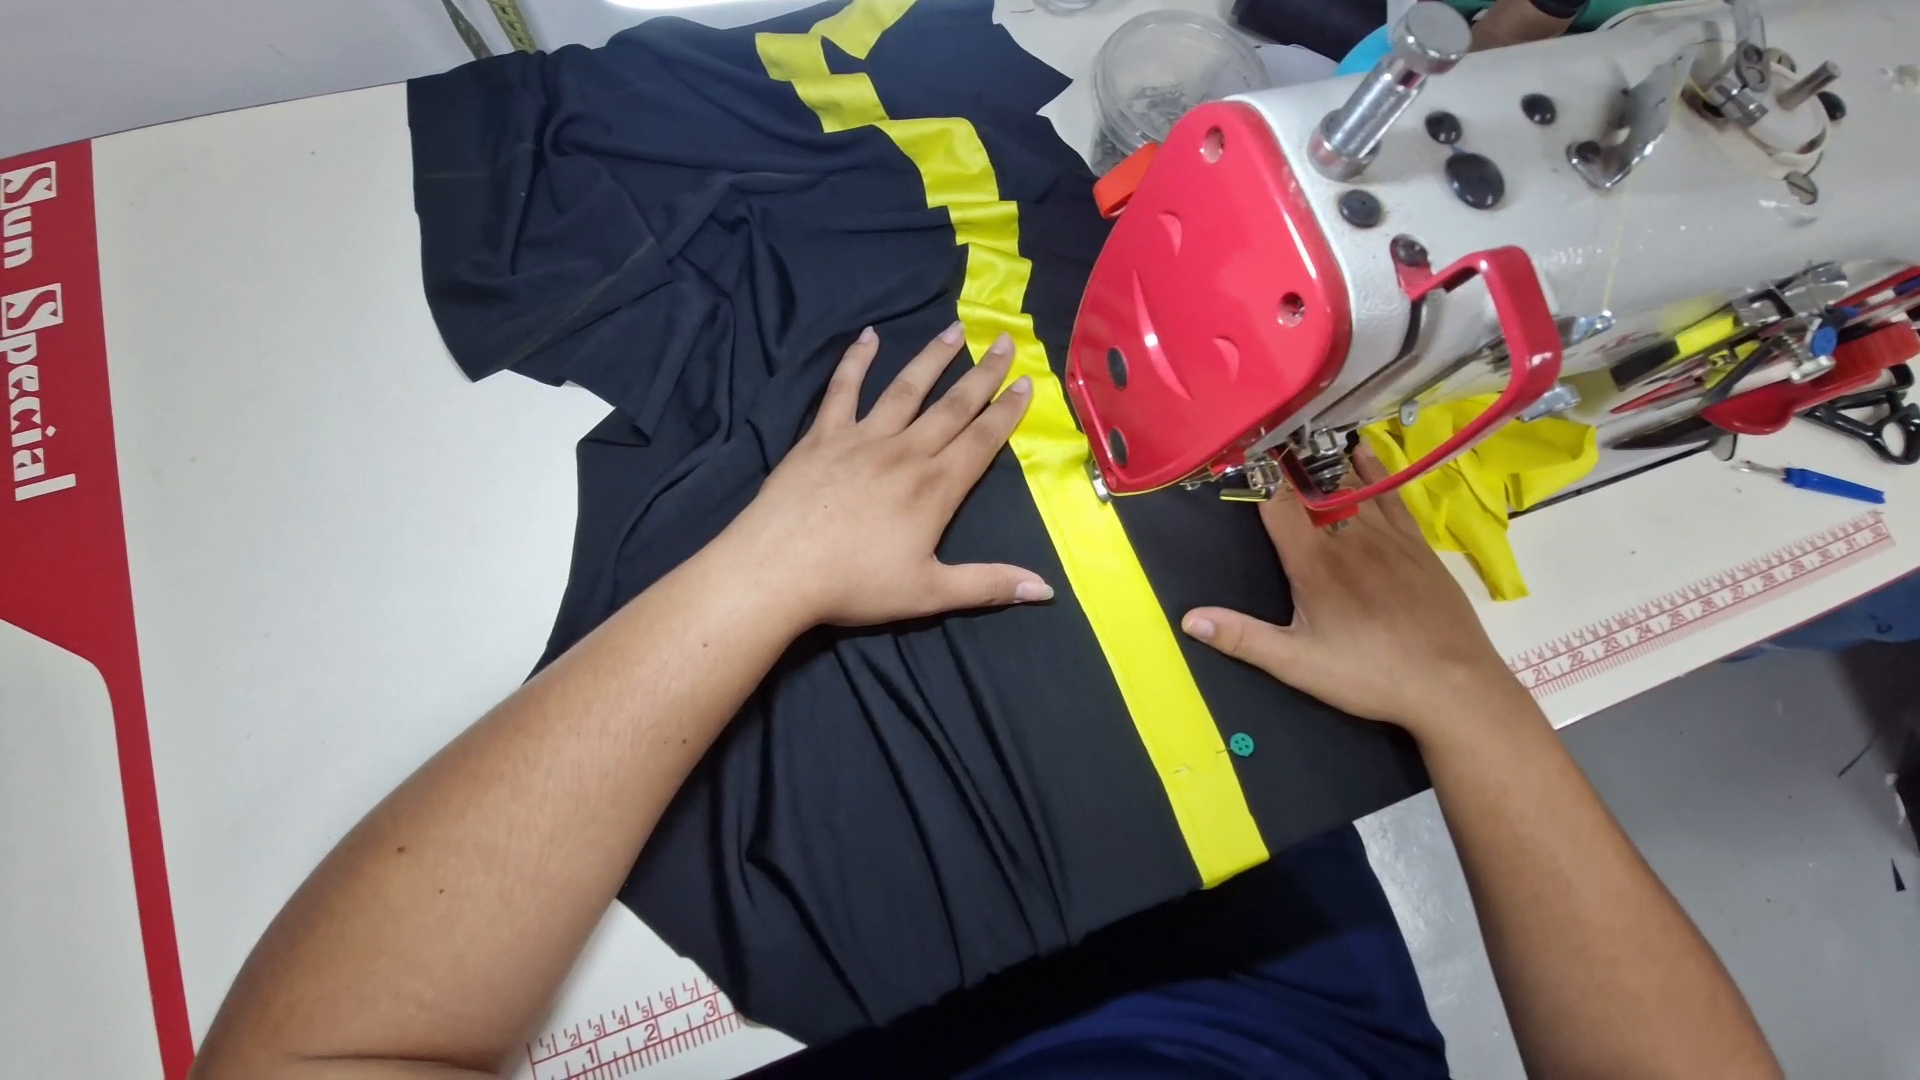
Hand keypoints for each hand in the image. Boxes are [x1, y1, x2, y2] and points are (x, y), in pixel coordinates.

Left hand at [718, 322, 1049, 627]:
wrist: (778, 570)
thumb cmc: (855, 585)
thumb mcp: (930, 593)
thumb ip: (988, 585)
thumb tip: (1046, 590)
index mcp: (935, 488)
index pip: (981, 441)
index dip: (1006, 413)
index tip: (1025, 383)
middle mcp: (905, 453)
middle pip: (952, 406)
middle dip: (983, 374)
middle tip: (1005, 341)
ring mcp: (861, 439)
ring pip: (906, 389)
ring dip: (933, 358)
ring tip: (955, 329)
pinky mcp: (822, 437)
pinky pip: (842, 390)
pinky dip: (856, 361)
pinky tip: (868, 337)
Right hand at [1180, 452, 1525, 737]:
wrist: (1453, 686)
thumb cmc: (1368, 675)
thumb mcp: (1296, 664)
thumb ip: (1242, 638)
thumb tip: (1189, 619)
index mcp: (1314, 563)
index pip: (1278, 505)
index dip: (1259, 478)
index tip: (1242, 457)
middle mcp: (1349, 538)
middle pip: (1314, 486)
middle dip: (1289, 462)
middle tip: (1269, 435)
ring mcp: (1388, 537)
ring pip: (1352, 484)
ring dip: (1325, 460)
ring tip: (1305, 434)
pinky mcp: (1417, 544)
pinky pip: (1390, 493)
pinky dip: (1373, 469)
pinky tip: (1362, 452)